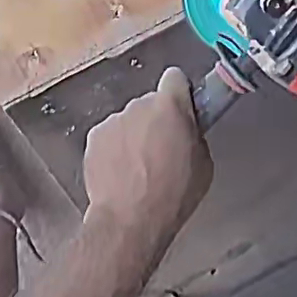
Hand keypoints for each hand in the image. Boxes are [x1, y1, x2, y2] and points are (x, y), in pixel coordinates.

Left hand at [82, 68, 212, 238]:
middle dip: (155, 120)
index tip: (180, 108)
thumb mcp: (203, 163)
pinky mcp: (93, 137)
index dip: (179, 92)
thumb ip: (193, 134)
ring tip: (137, 168)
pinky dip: (113, 149)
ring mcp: (112, 120)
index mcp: (170, 106)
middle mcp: (138, 105)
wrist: (130, 219)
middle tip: (160, 150)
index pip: (175, 77)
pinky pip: (109, 136)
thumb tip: (185, 128)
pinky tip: (119, 173)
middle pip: (149, 103)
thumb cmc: (174, 194)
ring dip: (133, 135)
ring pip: (128, 121)